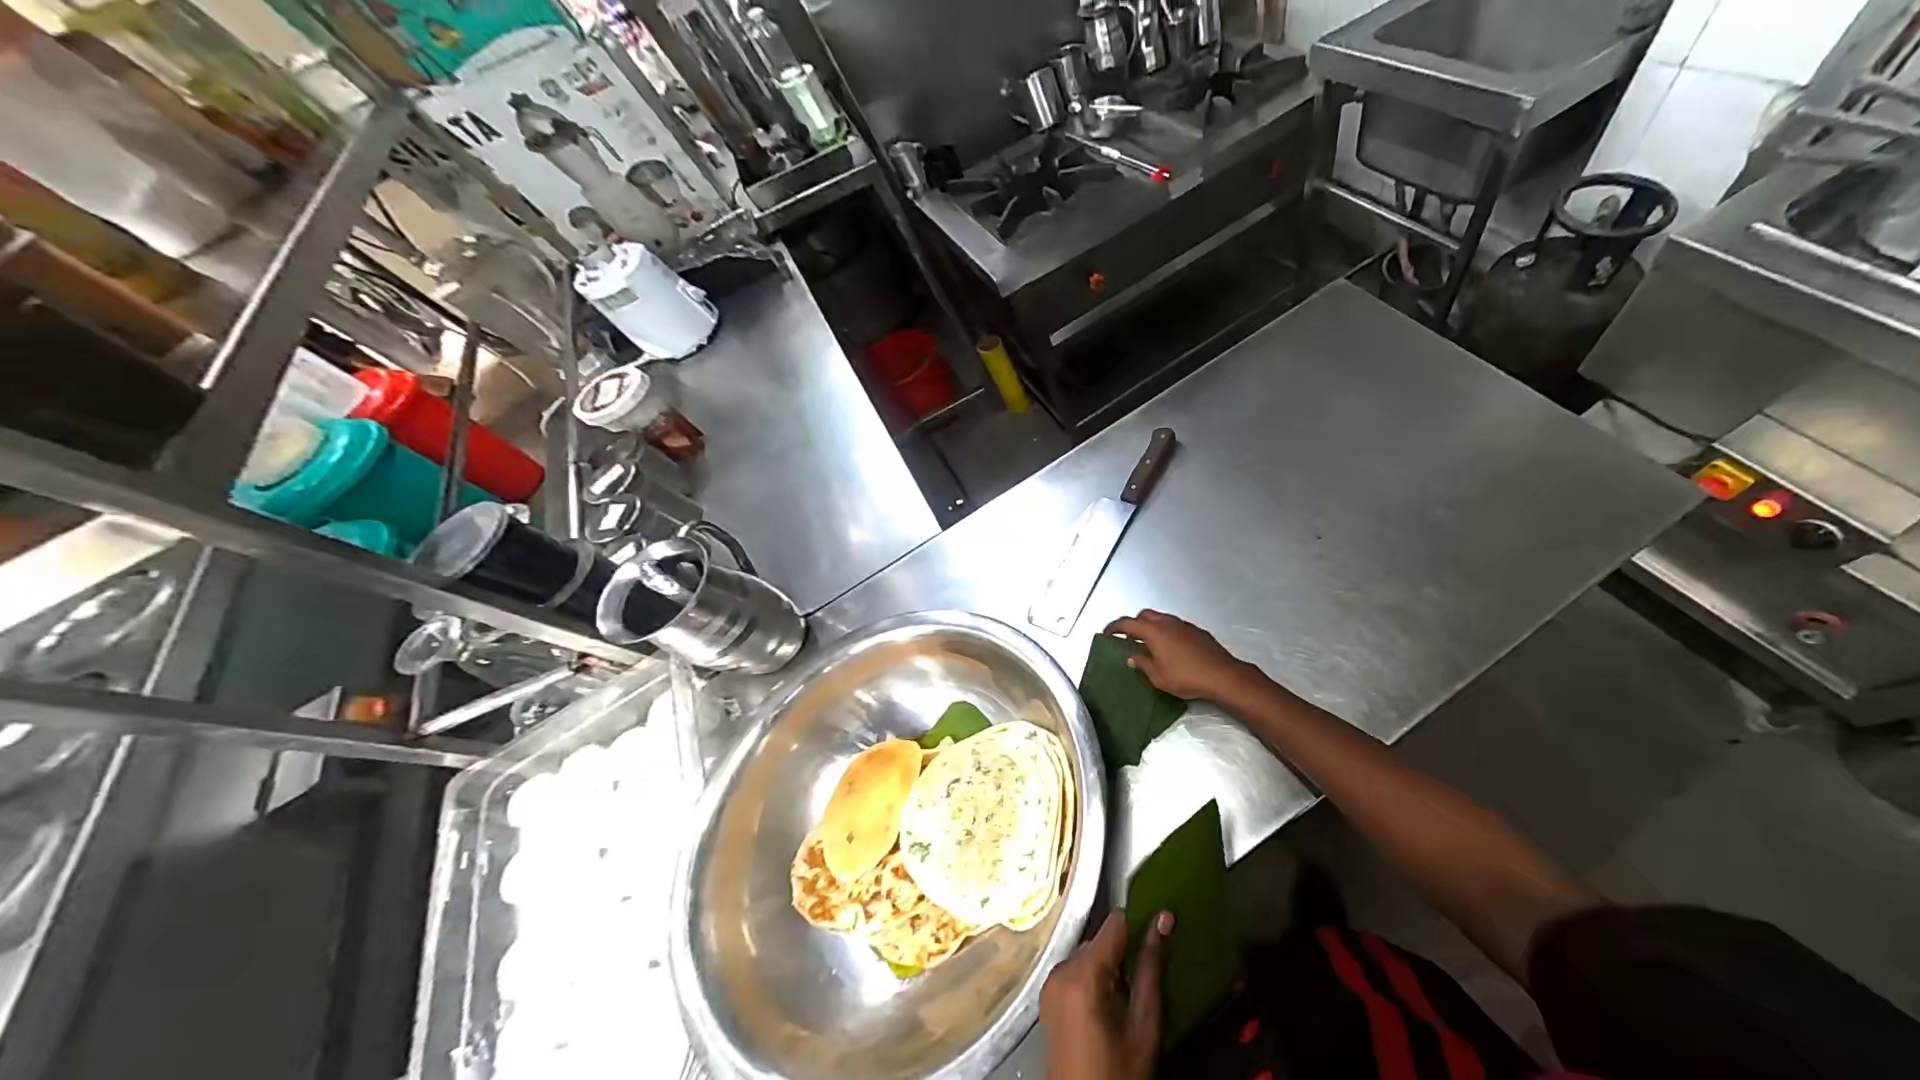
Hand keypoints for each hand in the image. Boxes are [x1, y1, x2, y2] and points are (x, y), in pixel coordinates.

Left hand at [1041, 909, 1171, 1079]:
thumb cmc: (1119, 1073)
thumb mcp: (1144, 1025)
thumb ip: (1151, 968)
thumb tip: (1163, 920)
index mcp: (1082, 974)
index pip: (1113, 925)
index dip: (1137, 923)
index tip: (1160, 925)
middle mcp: (1059, 969)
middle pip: (1099, 942)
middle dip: (1123, 954)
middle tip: (1144, 979)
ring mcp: (1048, 982)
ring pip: (1087, 955)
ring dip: (1107, 967)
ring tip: (1126, 998)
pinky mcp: (1045, 996)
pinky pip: (1073, 971)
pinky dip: (1091, 979)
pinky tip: (1105, 1006)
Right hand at [1105, 609, 1264, 702]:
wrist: (1222, 675)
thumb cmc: (1186, 677)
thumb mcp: (1157, 677)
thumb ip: (1142, 664)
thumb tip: (1132, 658)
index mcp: (1153, 631)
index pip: (1126, 623)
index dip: (1113, 627)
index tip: (1106, 633)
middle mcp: (1167, 623)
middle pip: (1144, 615)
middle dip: (1133, 624)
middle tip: (1128, 639)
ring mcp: (1183, 625)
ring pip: (1161, 619)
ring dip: (1150, 627)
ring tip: (1148, 644)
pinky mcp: (1196, 631)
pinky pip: (1174, 626)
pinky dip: (1166, 632)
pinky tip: (1169, 648)